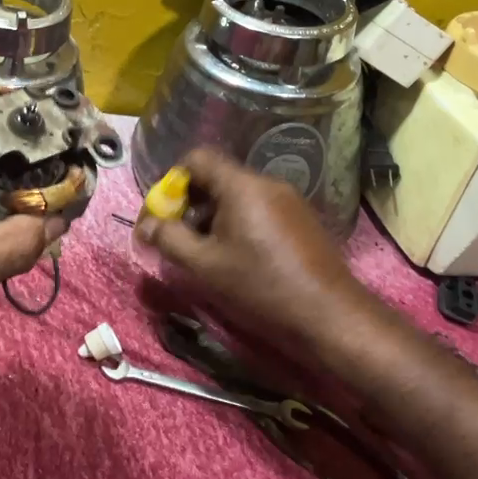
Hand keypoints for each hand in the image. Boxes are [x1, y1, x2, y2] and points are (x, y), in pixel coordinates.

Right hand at [133, 149, 362, 343]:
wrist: (333, 319)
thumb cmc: (261, 287)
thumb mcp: (204, 266)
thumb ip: (168, 239)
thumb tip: (144, 226)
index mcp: (242, 185)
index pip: (196, 158)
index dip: (172, 181)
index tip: (165, 215)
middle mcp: (267, 183)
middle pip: (216, 178)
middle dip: (190, 204)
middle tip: (180, 239)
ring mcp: (290, 201)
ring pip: (237, 196)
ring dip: (214, 217)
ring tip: (208, 255)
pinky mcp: (303, 222)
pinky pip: (259, 210)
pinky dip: (239, 225)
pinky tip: (239, 260)